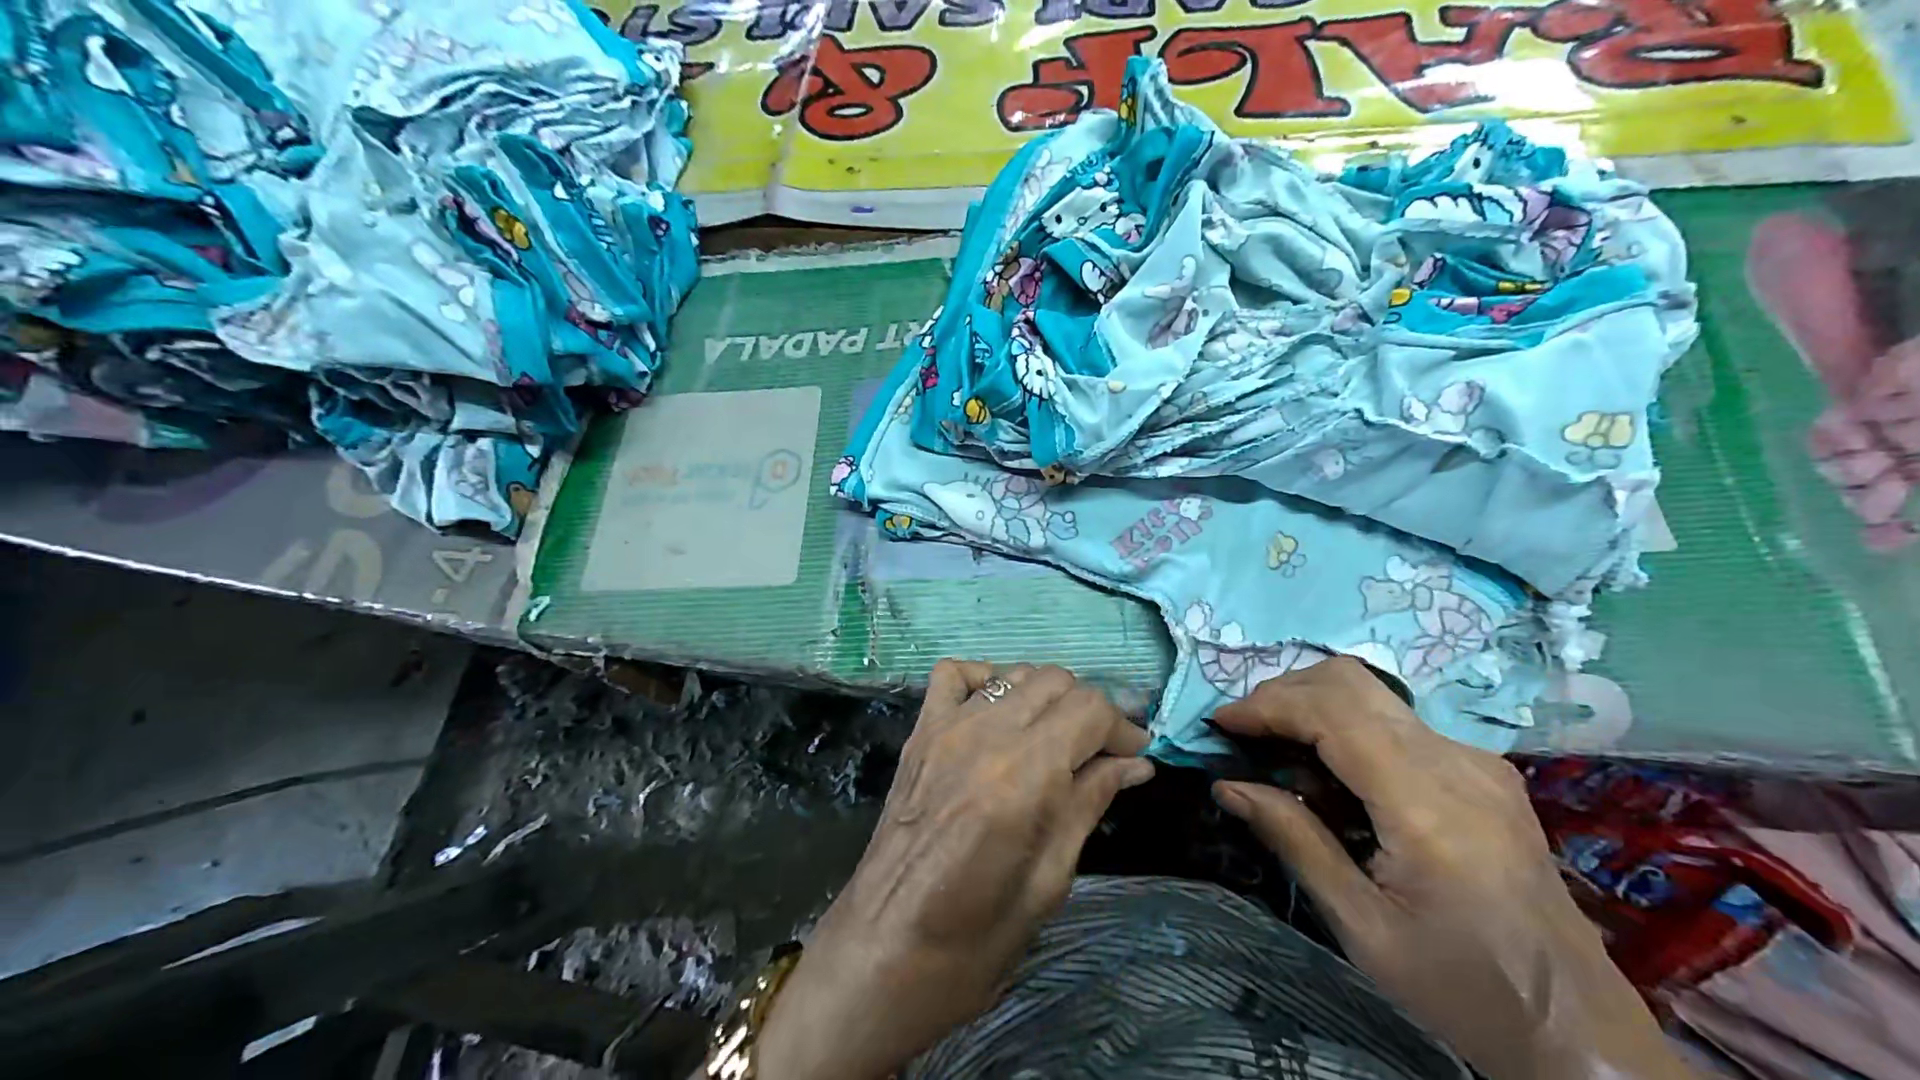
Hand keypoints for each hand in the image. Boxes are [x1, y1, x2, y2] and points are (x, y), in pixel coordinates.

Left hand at [756, 661, 1153, 1079]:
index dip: (1122, 728)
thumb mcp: (1049, 880)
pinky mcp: (919, 734)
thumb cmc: (974, 939)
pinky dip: (986, 681)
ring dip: (1046, 697)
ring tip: (1057, 740)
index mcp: (1024, 774)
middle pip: (1056, 681)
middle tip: (1099, 754)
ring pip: (1013, 674)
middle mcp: (984, 734)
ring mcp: (945, 728)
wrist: (883, 951)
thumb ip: (1088, 804)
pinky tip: (999, 714)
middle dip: (1089, 711)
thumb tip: (1134, 764)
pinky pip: (953, 676)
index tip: (1134, 758)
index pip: (1090, 708)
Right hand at [1210, 657, 1696, 1079]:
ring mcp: (1476, 762)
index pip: (1333, 711)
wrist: (1579, 1030)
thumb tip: (1227, 785)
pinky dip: (1345, 729)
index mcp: (1428, 803)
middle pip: (1351, 682)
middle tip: (1242, 734)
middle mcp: (1457, 763)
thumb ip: (1294, 840)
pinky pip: (1397, 724)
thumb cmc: (1462, 988)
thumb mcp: (1361, 926)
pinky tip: (1330, 777)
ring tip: (1277, 756)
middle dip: (1283, 694)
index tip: (1218, 725)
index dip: (1266, 705)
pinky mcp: (1482, 772)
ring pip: (1372, 695)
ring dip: (1312, 708)